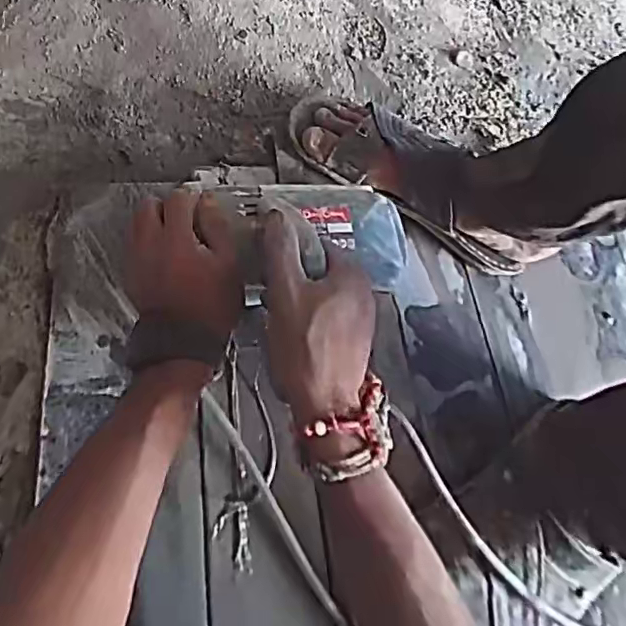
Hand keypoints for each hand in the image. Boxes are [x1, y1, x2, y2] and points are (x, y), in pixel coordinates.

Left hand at [126, 189, 242, 339]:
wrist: (182, 343)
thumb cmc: (209, 308)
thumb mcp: (228, 265)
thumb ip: (217, 229)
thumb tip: (208, 205)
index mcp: (175, 238)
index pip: (178, 199)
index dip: (193, 199)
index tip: (203, 207)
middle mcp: (150, 243)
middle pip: (150, 205)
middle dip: (168, 206)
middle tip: (186, 219)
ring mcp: (136, 257)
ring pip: (138, 222)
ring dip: (155, 222)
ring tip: (175, 235)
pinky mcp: (131, 272)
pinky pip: (135, 243)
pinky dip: (147, 241)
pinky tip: (164, 253)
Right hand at [260, 208, 375, 418]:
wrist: (324, 408)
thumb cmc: (304, 349)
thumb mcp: (285, 291)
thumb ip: (280, 249)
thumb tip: (276, 216)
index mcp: (352, 273)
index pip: (312, 241)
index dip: (284, 244)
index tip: (262, 254)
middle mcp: (362, 291)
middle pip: (315, 266)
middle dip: (288, 271)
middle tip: (263, 282)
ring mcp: (359, 317)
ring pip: (318, 290)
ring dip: (294, 292)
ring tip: (271, 306)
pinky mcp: (351, 339)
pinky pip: (322, 312)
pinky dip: (304, 312)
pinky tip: (286, 326)